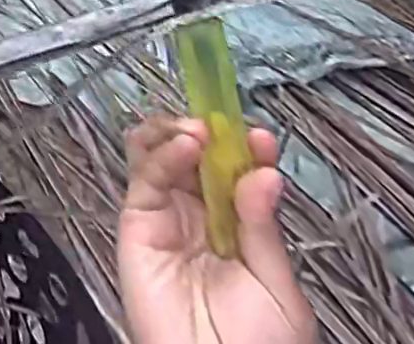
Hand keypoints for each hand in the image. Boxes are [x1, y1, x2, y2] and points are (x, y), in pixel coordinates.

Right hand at [118, 117, 315, 343]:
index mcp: (237, 228)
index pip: (236, 177)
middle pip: (193, 158)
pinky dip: (162, 153)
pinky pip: (145, 176)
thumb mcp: (278, 288)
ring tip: (198, 130)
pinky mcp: (136, 218)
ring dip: (175, 133)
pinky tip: (184, 144)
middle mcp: (199, 214)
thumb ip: (262, 228)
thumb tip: (264, 172)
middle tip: (221, 125)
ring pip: (158, 154)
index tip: (259, 135)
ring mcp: (165, 214)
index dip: (245, 151)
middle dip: (206, 134)